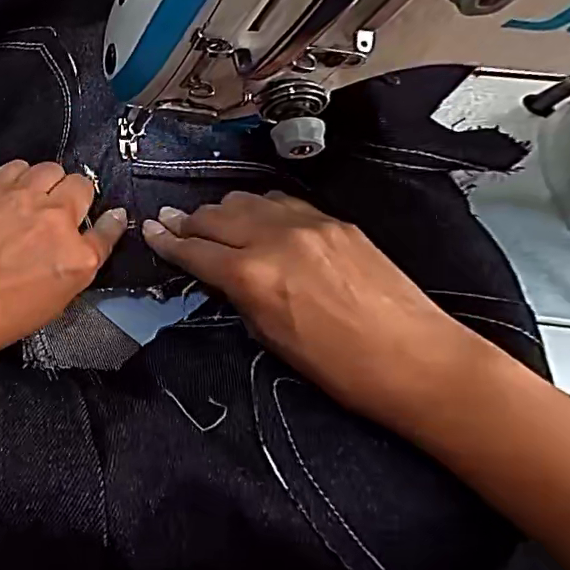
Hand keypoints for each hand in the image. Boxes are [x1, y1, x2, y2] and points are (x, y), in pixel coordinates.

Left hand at [0, 160, 126, 365]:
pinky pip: (21, 166)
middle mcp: (58, 221)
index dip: (110, 222)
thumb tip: (83, 247)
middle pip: (84, 187)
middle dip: (77, 197)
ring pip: (54, 169)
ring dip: (50, 182)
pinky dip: (22, 176)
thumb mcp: (50, 306)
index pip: (108, 230)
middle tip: (62, 210)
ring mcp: (26, 198)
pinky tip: (12, 192)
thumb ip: (74, 270)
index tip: (110, 218)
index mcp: (78, 260)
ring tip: (36, 198)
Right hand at [143, 191, 479, 420]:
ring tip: (211, 220)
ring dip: (223, 210)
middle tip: (172, 223)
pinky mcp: (333, 220)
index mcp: (253, 275)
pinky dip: (260, 207)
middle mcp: (274, 237)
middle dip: (189, 221)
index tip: (151, 230)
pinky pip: (282, 202)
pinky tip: (258, 217)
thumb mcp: (273, 339)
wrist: (418, 359)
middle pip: (216, 216)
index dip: (168, 241)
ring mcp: (307, 223)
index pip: (196, 250)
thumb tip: (223, 276)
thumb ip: (240, 297)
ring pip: (247, 200)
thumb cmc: (341, 369)